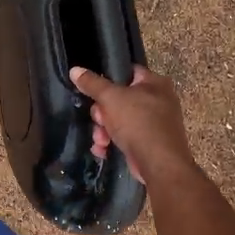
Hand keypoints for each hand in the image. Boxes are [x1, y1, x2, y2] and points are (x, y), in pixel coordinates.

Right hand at [68, 65, 195, 186]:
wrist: (160, 165)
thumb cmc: (138, 123)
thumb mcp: (110, 98)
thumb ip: (92, 83)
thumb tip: (75, 70)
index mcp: (154, 83)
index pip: (127, 72)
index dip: (107, 78)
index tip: (92, 88)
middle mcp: (158, 100)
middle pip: (118, 98)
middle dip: (102, 113)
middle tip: (99, 119)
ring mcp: (155, 123)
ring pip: (119, 119)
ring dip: (103, 130)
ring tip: (100, 140)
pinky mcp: (150, 142)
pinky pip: (126, 135)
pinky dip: (113, 141)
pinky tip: (103, 149)